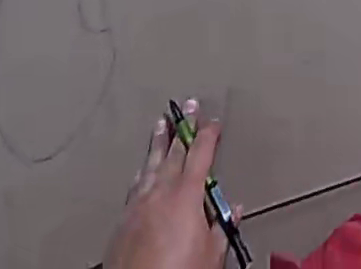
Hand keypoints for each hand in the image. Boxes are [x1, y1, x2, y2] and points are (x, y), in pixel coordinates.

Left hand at [103, 101, 230, 268]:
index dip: (208, 135)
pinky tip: (143, 167)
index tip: (214, 121)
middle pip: (175, 150)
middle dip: (183, 127)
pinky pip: (137, 183)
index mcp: (187, 194)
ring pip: (152, 162)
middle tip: (188, 106)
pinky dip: (144, 170)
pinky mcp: (124, 216)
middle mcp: (162, 189)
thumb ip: (222, 227)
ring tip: (161, 123)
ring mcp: (140, 200)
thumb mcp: (211, 255)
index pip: (201, 154)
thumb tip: (236, 208)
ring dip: (159, 141)